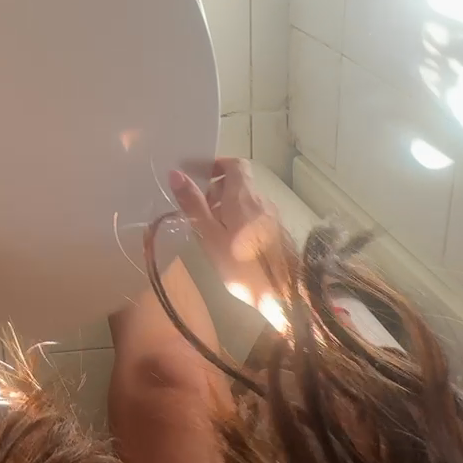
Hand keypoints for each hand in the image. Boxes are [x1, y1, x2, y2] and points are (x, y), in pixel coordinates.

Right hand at [168, 158, 287, 330]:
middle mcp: (261, 201)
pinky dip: (237, 219)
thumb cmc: (242, 266)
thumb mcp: (209, 236)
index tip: (197, 177)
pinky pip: (252, 215)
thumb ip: (193, 204)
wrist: (285, 298)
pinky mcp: (276, 233)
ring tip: (209, 230)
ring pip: (244, 201)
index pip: (235, 165)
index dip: (216, 165)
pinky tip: (227, 242)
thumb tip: (176, 174)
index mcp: (244, 197)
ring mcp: (271, 217)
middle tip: (197, 211)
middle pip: (237, 183)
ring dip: (225, 207)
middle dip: (215, 191)